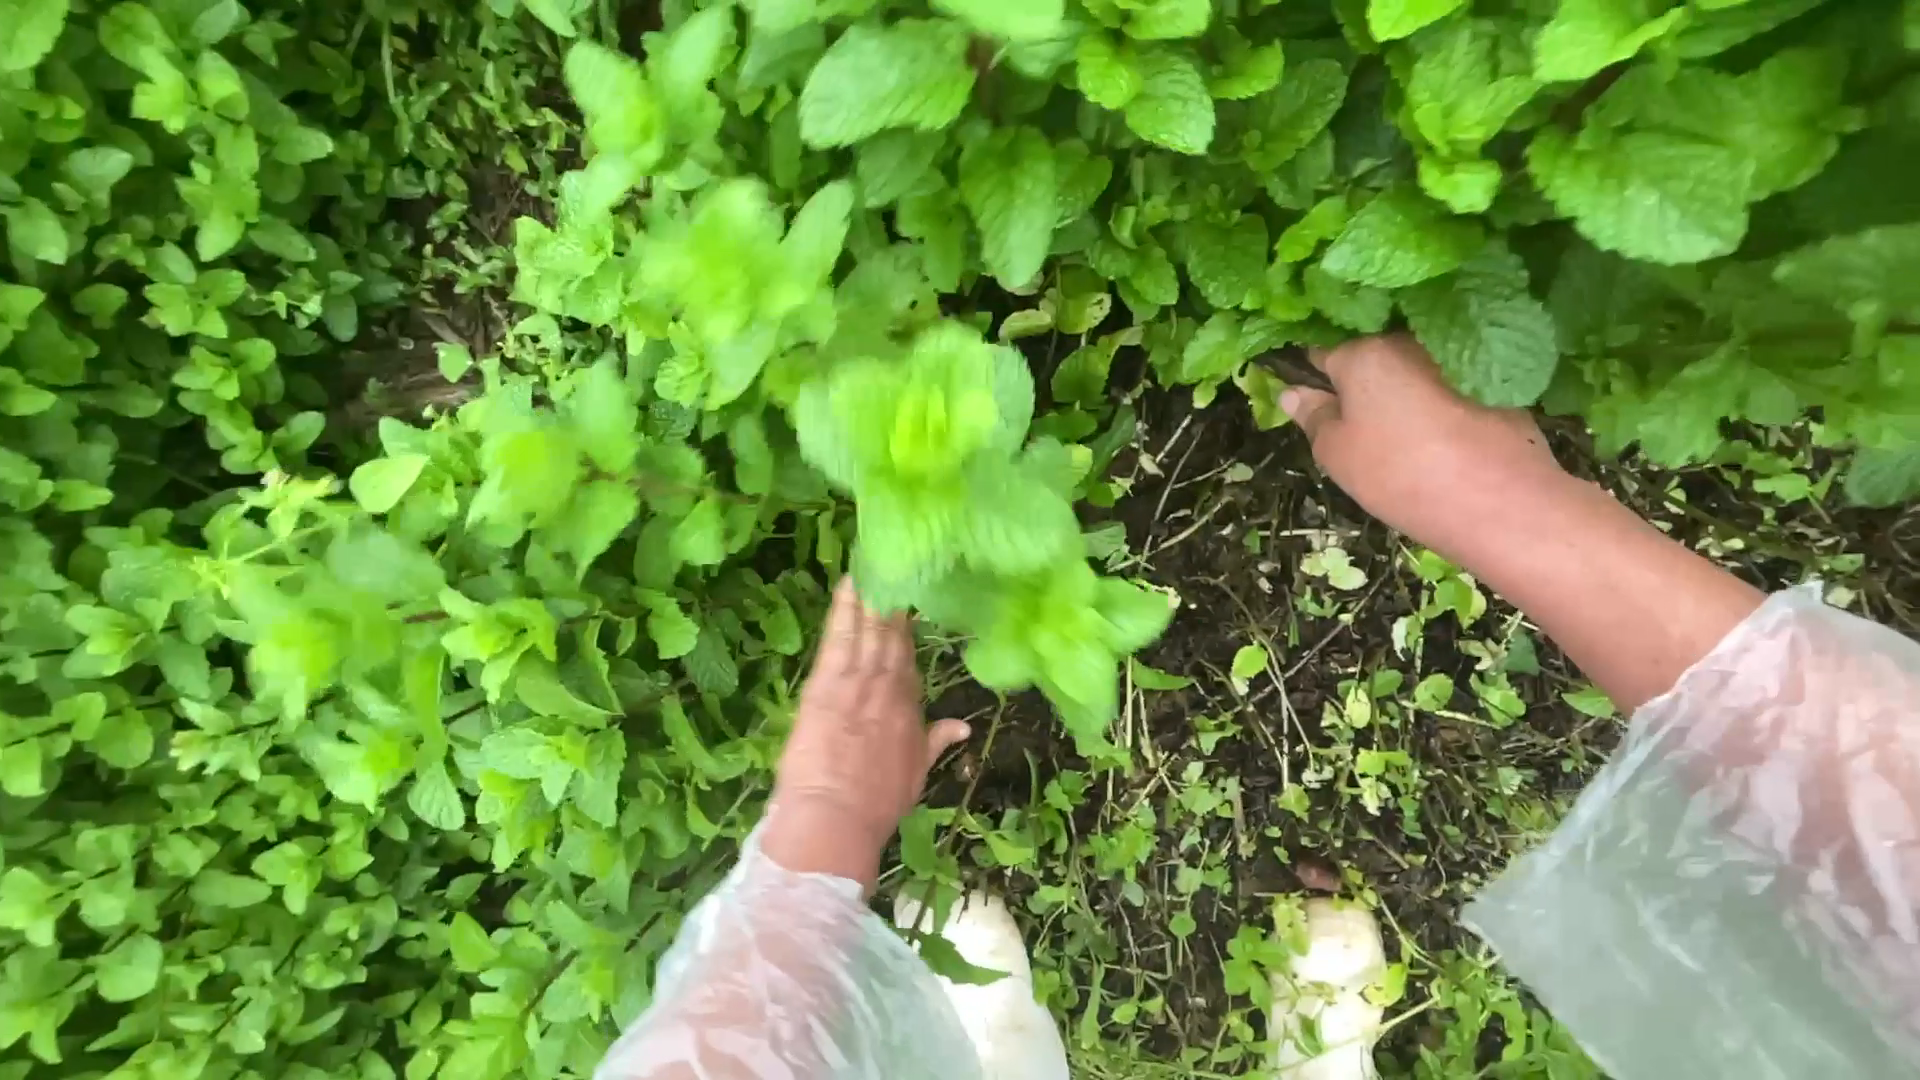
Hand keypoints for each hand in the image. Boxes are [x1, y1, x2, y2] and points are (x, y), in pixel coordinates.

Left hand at [763, 579, 970, 888]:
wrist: (836, 818)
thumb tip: (965, 725)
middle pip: (892, 637)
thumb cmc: (873, 804)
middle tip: (894, 565)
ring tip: (873, 563)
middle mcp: (887, 687)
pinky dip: (845, 607)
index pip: (907, 661)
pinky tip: (848, 582)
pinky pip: (840, 636)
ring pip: (868, 629)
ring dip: (871, 595)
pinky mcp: (827, 682)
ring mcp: (858, 681)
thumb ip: (937, 742)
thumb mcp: (915, 774)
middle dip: (892, 601)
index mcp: (908, 709)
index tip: (908, 602)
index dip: (906, 630)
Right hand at [1278, 334, 1572, 561]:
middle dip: (1357, 387)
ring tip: (1398, 442)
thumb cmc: (1399, 474)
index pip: (1319, 354)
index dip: (1310, 381)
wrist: (1499, 501)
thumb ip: (1312, 416)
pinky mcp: (1492, 381)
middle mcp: (1410, 341)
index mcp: (1364, 352)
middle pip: (1368, 360)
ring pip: (1408, 374)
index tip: (1311, 408)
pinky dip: (1434, 406)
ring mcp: (1455, 358)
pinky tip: (1436, 443)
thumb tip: (1292, 393)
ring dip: (1398, 396)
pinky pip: (1445, 386)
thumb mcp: (1335, 453)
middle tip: (1354, 434)